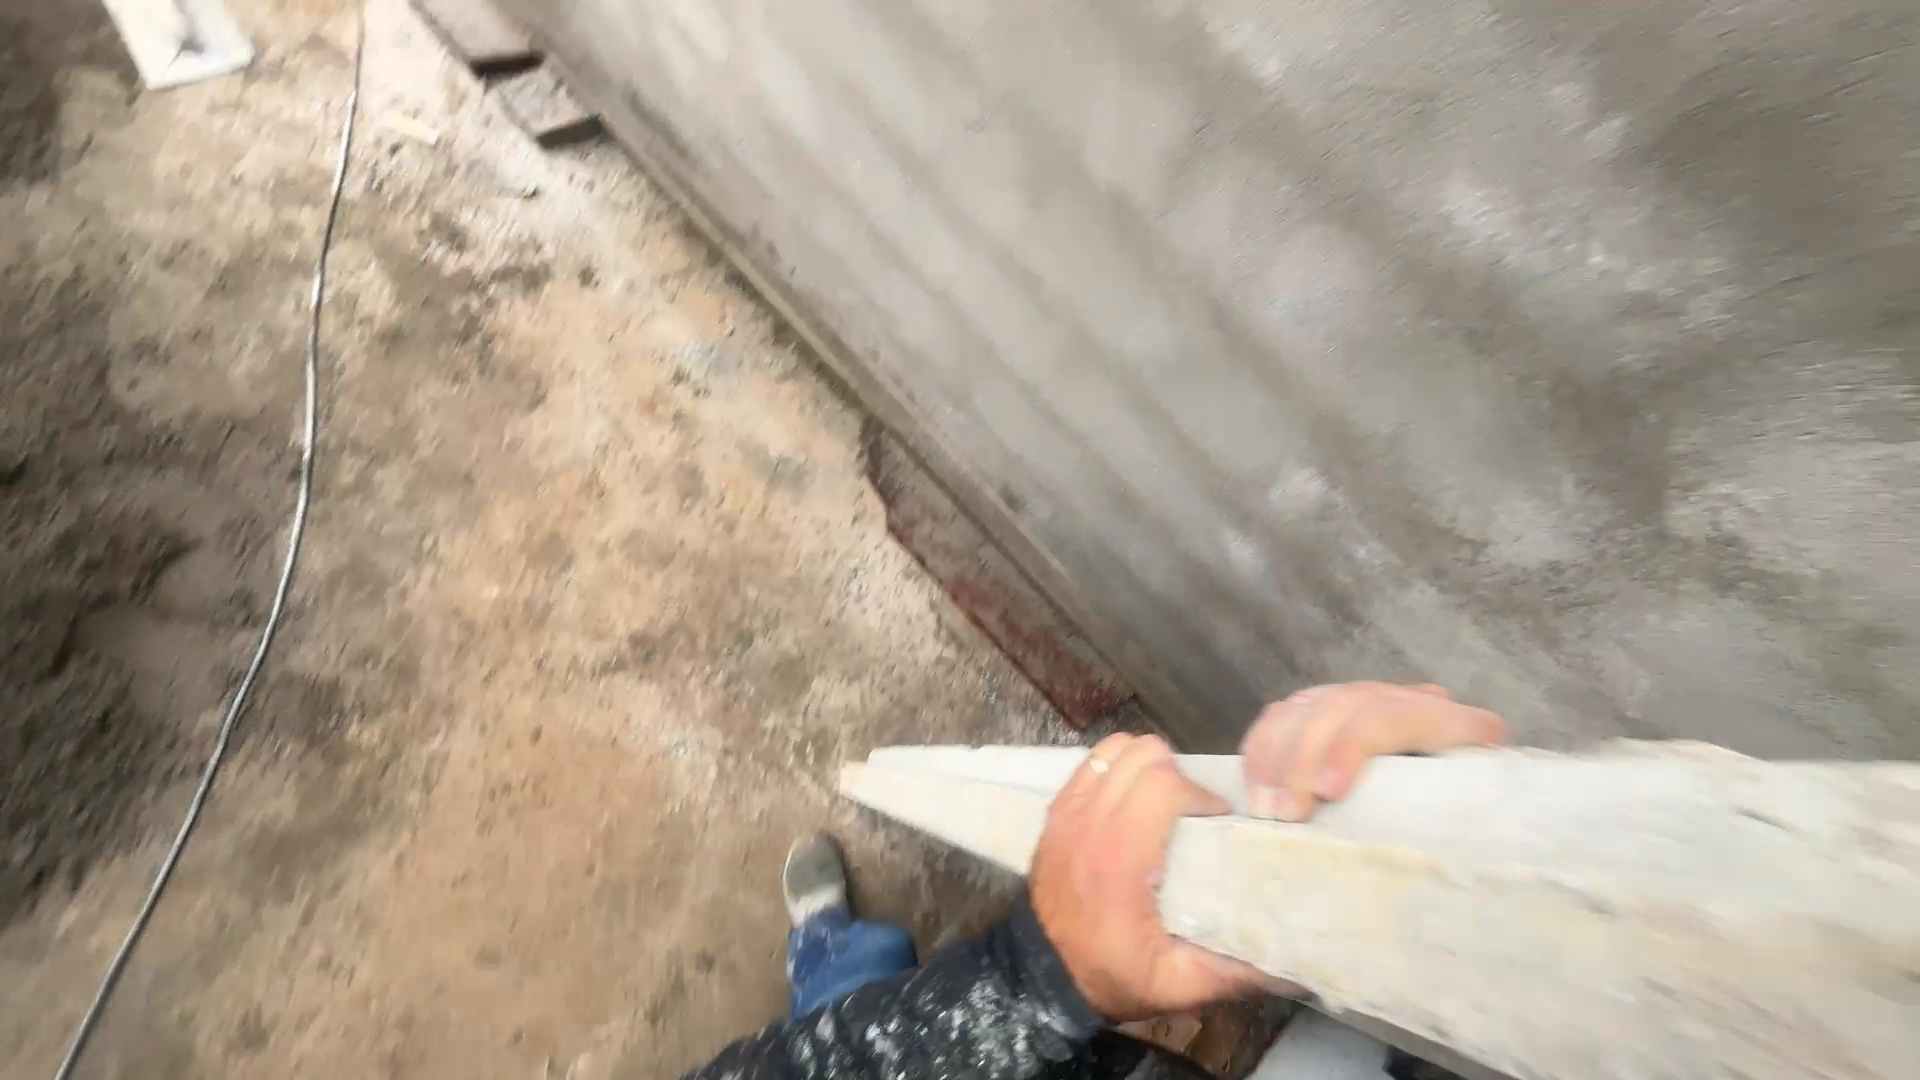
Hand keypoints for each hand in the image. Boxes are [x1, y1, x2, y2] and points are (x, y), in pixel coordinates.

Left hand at [1030, 733, 1279, 1020]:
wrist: (1043, 971)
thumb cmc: (1111, 973)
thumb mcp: (1177, 985)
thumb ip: (1233, 971)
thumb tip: (1297, 969)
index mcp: (1121, 854)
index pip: (1165, 785)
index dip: (1199, 794)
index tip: (1217, 820)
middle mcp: (1091, 819)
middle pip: (1144, 755)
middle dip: (1178, 775)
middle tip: (1194, 810)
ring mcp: (1069, 808)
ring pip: (1116, 748)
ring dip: (1147, 764)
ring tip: (1164, 798)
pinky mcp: (1057, 807)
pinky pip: (1092, 760)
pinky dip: (1118, 765)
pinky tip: (1132, 797)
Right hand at [1241, 681, 1504, 821]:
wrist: (1438, 739)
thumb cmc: (1460, 774)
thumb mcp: (1479, 769)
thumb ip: (1475, 765)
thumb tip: (1474, 763)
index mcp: (1420, 710)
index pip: (1378, 718)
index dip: (1347, 749)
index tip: (1327, 791)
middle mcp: (1369, 697)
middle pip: (1324, 717)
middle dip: (1299, 762)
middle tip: (1288, 813)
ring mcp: (1331, 701)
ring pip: (1290, 718)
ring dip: (1272, 763)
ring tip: (1266, 810)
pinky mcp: (1299, 712)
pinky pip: (1268, 726)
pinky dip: (1257, 756)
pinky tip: (1255, 792)